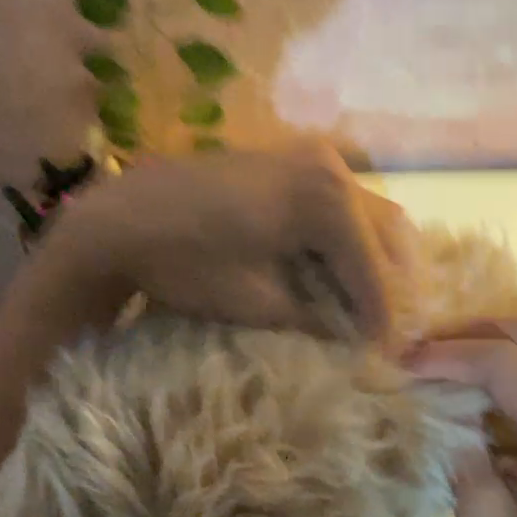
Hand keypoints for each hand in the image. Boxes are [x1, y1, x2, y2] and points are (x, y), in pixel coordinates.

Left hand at [48, 141, 407, 341]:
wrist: (123, 217)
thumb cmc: (186, 263)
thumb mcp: (257, 303)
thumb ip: (315, 318)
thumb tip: (351, 337)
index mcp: (327, 201)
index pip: (374, 270)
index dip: (383, 320)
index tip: (389, 360)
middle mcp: (331, 167)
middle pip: (387, 233)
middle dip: (393, 286)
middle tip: (390, 334)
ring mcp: (311, 157)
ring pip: (369, 214)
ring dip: (377, 260)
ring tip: (374, 309)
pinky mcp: (291, 161)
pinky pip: (343, 203)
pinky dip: (352, 240)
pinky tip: (345, 275)